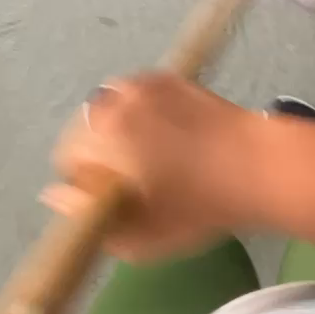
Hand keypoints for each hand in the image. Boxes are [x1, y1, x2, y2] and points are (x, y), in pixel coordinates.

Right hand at [41, 72, 266, 261]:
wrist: (258, 164)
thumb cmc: (199, 206)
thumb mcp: (141, 237)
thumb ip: (88, 220)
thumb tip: (57, 195)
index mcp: (106, 136)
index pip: (67, 154)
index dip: (82, 182)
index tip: (107, 198)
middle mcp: (119, 100)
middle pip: (85, 125)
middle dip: (96, 150)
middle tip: (128, 179)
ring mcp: (146, 82)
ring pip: (108, 105)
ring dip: (115, 126)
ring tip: (147, 153)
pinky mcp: (170, 76)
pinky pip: (136, 92)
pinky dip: (138, 109)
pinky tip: (166, 131)